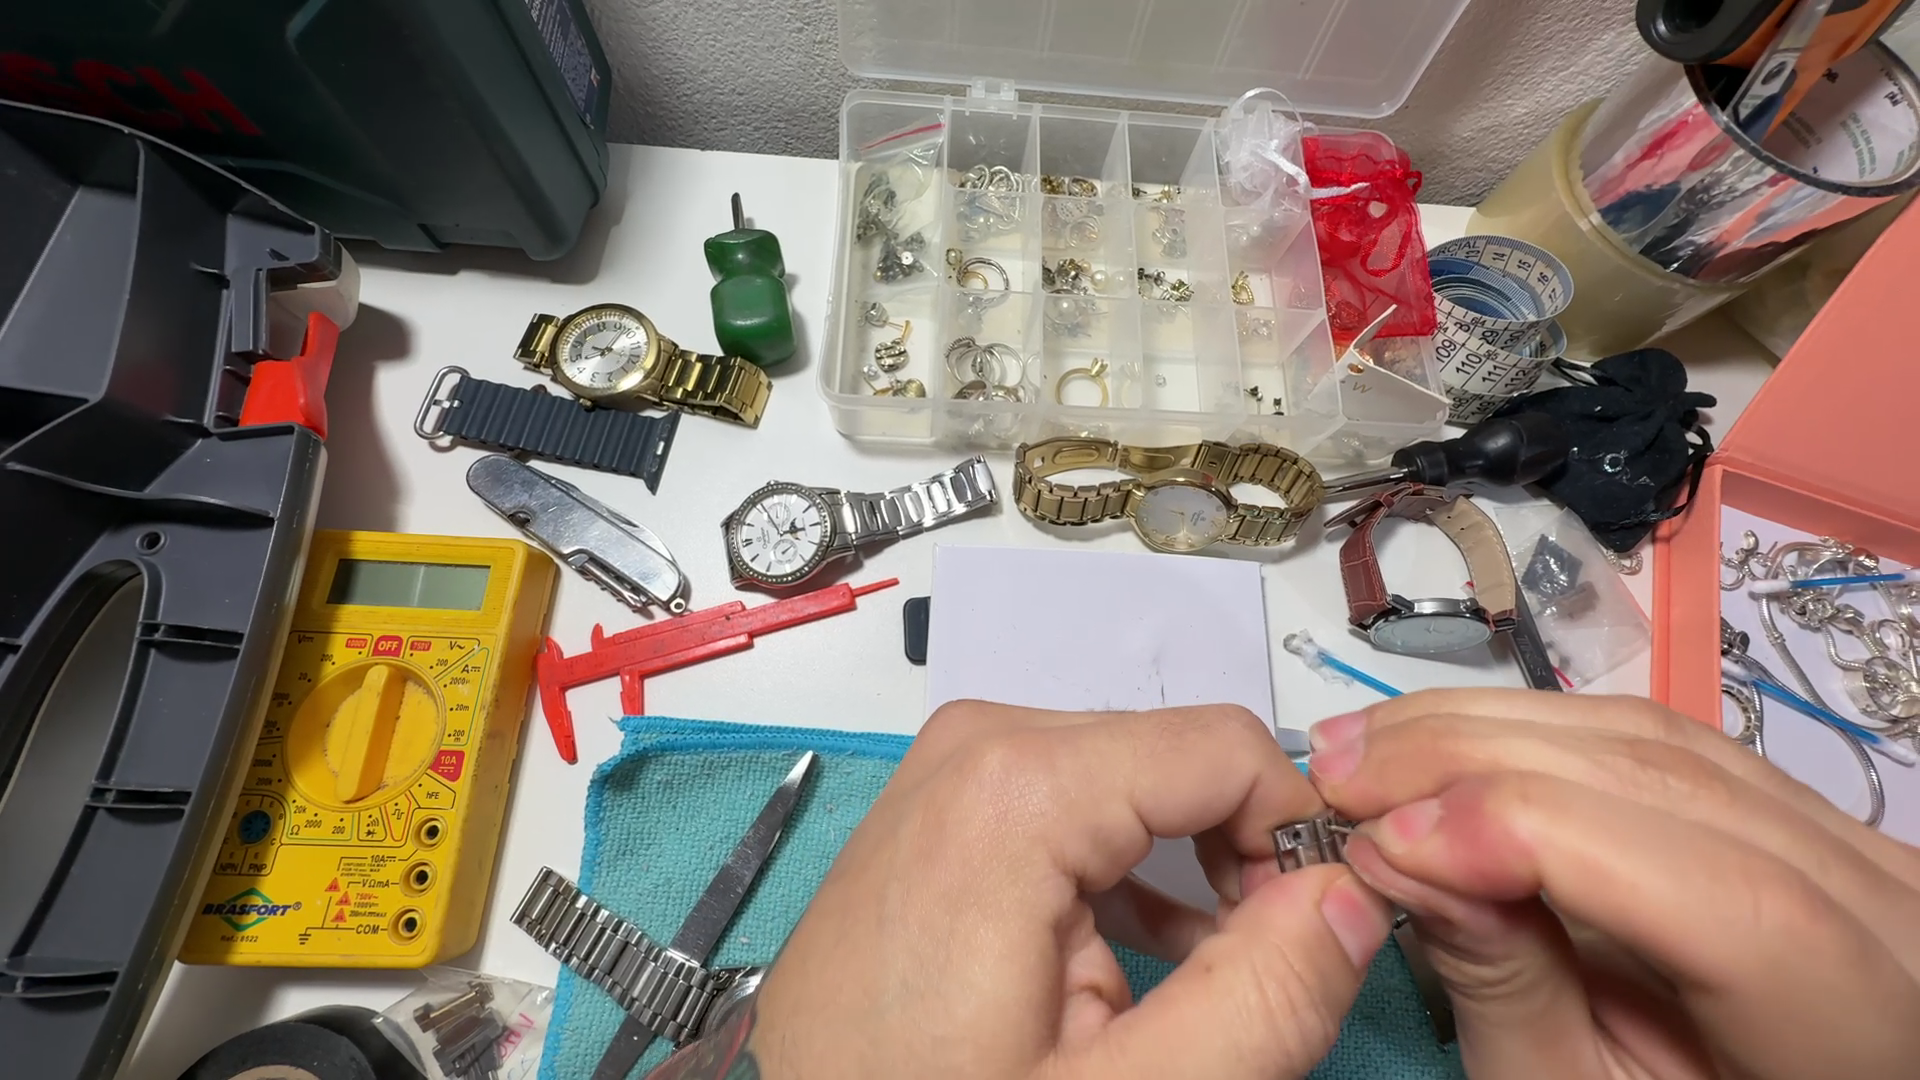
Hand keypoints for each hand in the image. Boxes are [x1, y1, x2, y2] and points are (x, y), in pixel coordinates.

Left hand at [656, 702, 1392, 1078]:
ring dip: (1183, 864)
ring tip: (1197, 974)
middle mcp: (984, 736)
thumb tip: (1350, 896)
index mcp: (1022, 780)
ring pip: (1129, 777)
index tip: (1315, 932)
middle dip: (1236, 852)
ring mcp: (956, 757)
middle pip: (1172, 755)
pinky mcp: (948, 789)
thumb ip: (1260, 999)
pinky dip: (1122, 861)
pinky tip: (1133, 946)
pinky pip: (1070, 796)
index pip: (1222, 745)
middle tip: (1254, 968)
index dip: (1294, 832)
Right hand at [1305, 689, 1919, 1078]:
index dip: (1538, 841)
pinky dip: (1504, 723)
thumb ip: (1497, 981)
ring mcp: (1840, 837)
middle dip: (1461, 758)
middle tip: (1332, 774)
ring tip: (1355, 747)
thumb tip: (1389, 853)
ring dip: (1464, 726)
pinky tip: (1422, 736)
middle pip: (1660, 781)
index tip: (1380, 841)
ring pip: (1632, 733)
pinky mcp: (1770, 797)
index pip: (1732, 904)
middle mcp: (1901, 913)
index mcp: (1883, 1038)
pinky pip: (1628, 730)